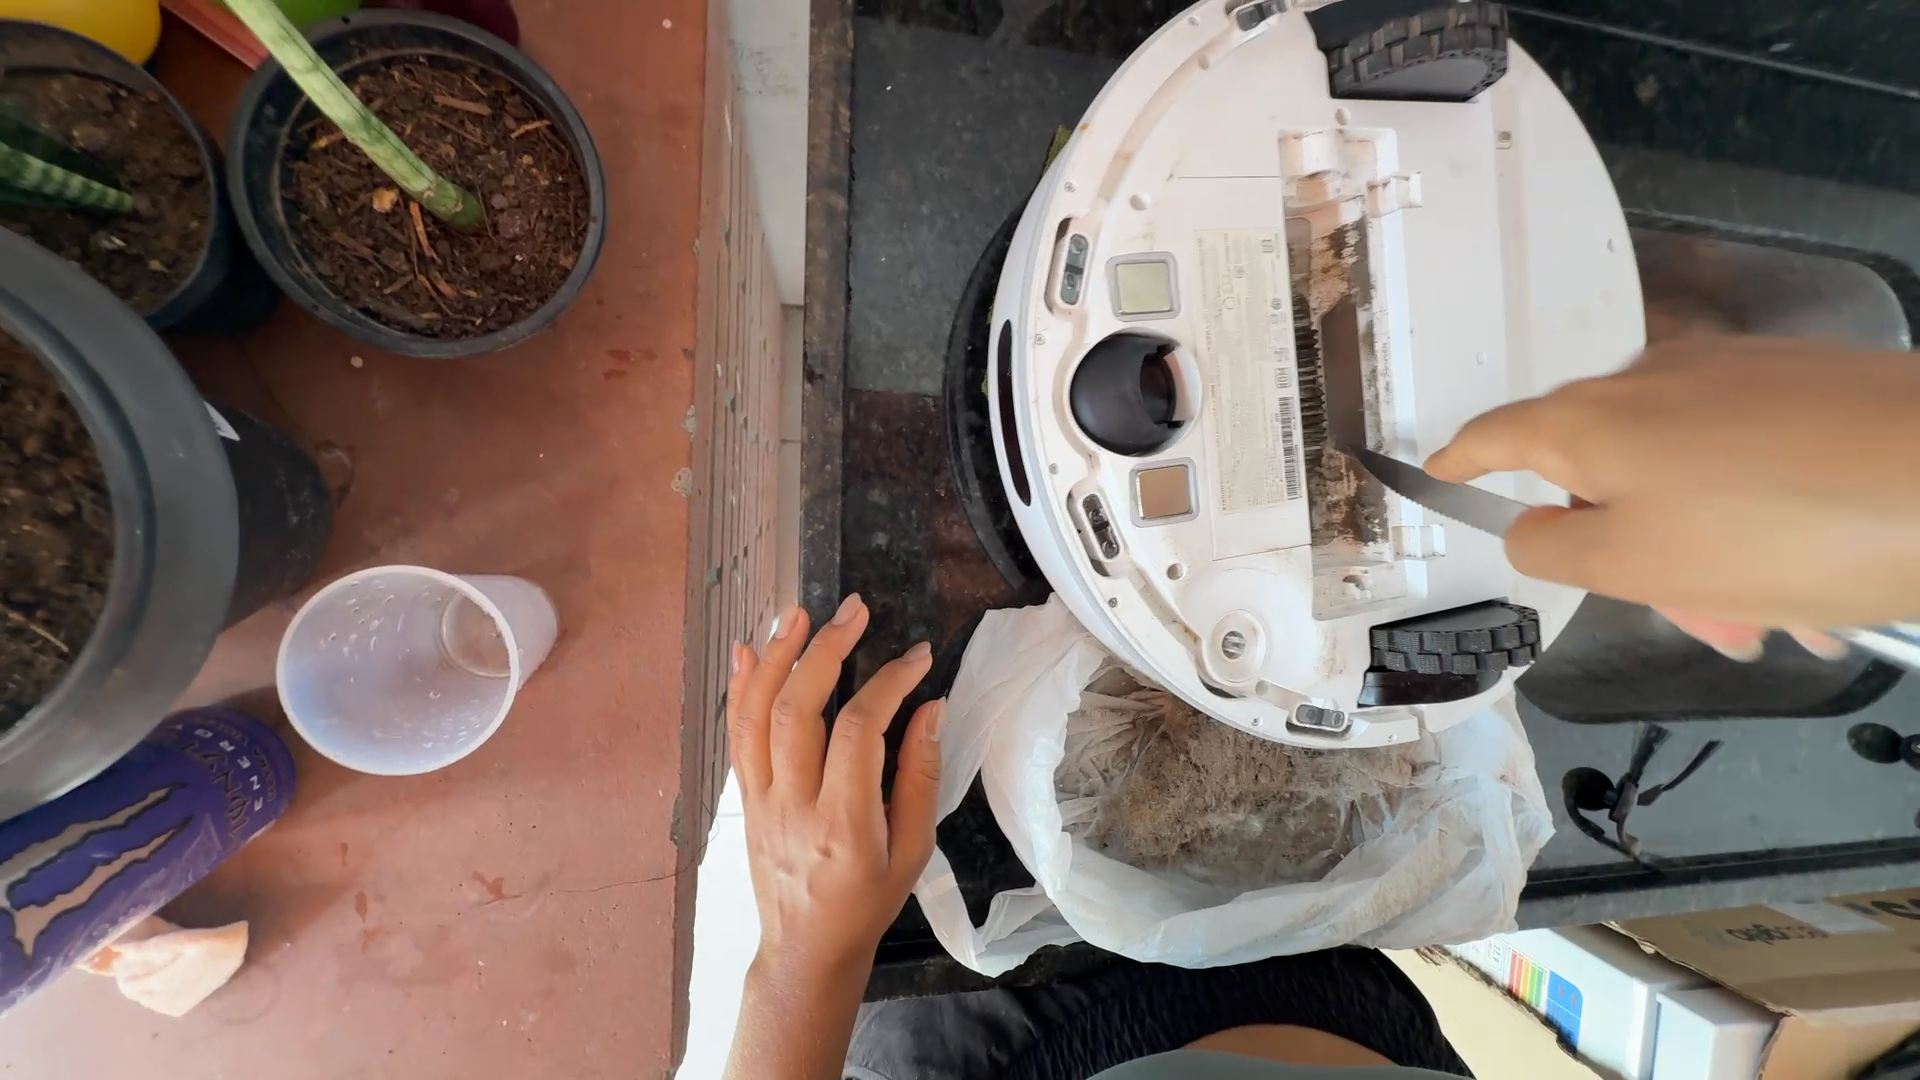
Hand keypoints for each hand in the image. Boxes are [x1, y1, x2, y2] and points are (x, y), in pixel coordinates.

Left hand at [726, 593, 942, 979]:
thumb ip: (921, 774)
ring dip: (776, 656)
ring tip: (798, 612)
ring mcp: (759, 799)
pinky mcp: (744, 797)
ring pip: (756, 715)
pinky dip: (739, 687)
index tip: (918, 656)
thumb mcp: (913, 849)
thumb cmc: (868, 900)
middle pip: (797, 711)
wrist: (806, 950)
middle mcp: (792, 804)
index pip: (859, 731)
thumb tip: (931, 707)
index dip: (889, 683)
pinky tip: (746, 649)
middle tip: (854, 611)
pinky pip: (735, 735)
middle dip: (825, 650)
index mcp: (843, 823)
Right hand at [1425, 336, 1919, 656]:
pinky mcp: (1814, 378)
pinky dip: (1751, 507)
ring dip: (1698, 539)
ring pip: (1678, 467)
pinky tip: (1814, 562)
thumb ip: (1546, 548)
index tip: (1436, 471)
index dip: (1457, 461)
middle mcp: (1645, 381)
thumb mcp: (1629, 565)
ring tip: (1767, 611)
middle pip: (1597, 464)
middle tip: (1678, 611)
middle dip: (1623, 540)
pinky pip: (1744, 451)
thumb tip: (1535, 525)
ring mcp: (1734, 373)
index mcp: (1585, 422)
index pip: (1491, 437)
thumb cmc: (1779, 530)